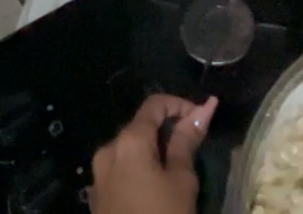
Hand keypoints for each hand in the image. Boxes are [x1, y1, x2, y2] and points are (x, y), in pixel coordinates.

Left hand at [92, 94, 219, 213]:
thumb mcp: (181, 180)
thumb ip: (188, 140)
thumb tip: (205, 106)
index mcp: (129, 140)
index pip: (155, 104)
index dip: (181, 105)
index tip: (202, 119)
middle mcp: (109, 150)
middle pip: (141, 125)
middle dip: (168, 130)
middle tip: (194, 148)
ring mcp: (99, 175)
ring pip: (131, 149)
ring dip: (155, 151)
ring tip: (178, 172)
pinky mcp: (97, 198)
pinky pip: (121, 170)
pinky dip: (141, 169)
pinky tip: (156, 190)